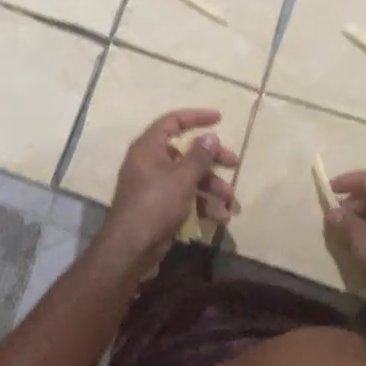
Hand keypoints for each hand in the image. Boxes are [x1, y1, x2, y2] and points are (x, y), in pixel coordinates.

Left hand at [100, 109, 239, 266]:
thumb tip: (210, 136)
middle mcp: (150, 162)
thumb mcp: (181, 178)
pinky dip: (202, 204)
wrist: (131, 248)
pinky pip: (185, 197)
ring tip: (231, 203)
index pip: (172, 121)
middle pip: (185, 151)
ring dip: (212, 187)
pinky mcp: (160, 206)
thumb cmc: (155, 205)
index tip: (219, 118)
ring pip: (189, 177)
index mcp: (149, 148)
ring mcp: (154, 185)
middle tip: (234, 163)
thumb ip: (198, 156)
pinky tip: (220, 218)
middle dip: (212, 159)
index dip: (196, 117)